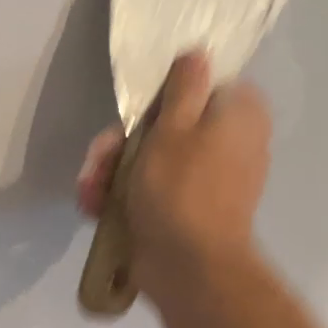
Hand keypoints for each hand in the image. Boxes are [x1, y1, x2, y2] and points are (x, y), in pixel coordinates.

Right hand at [76, 52, 271, 300]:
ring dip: (113, 177)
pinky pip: (153, 198)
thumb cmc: (181, 192)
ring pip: (152, 167)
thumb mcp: (173, 127)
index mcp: (239, 113)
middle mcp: (230, 145)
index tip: (129, 123)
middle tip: (95, 165)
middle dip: (122, 148)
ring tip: (88, 196)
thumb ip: (182, 87)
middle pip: (166, 132)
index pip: (196, 90)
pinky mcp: (185, 218)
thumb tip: (194, 58)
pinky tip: (95, 211)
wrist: (189, 269)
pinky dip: (124, 202)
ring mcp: (207, 185)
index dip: (156, 104)